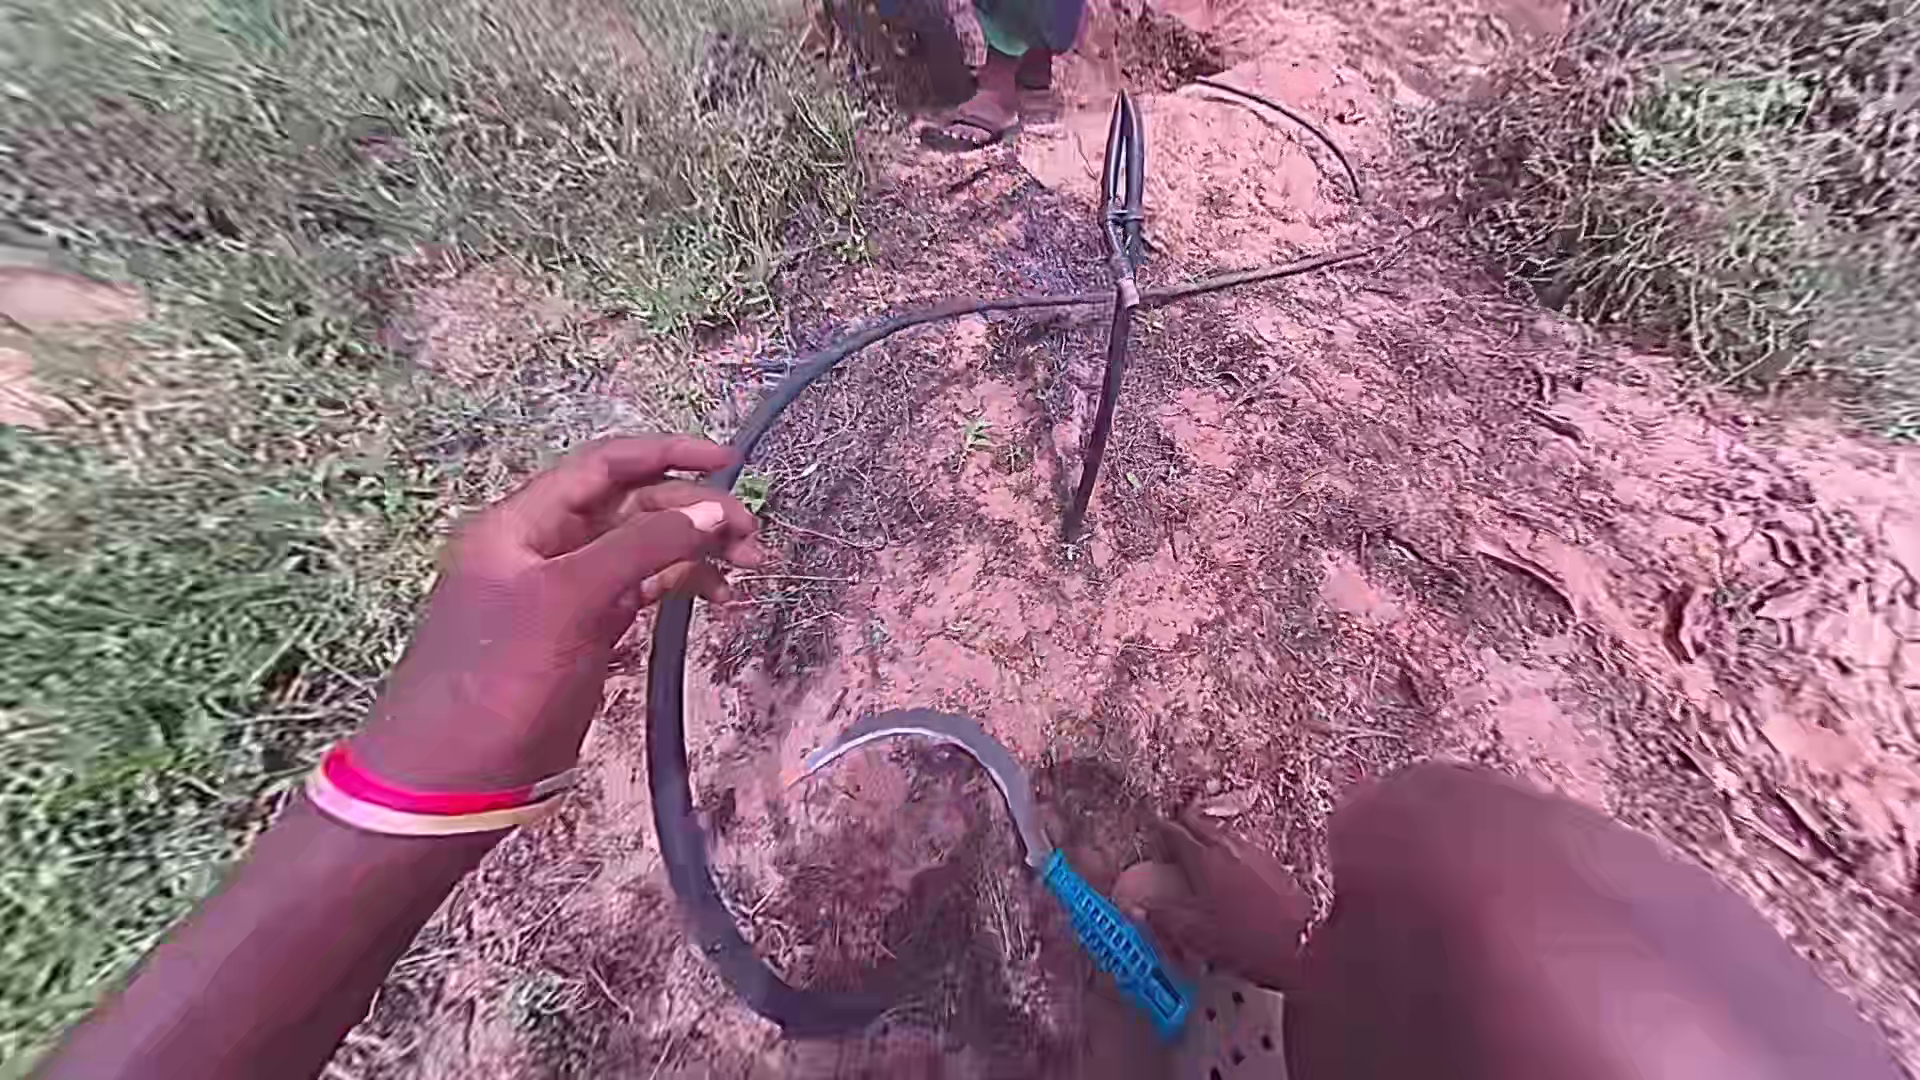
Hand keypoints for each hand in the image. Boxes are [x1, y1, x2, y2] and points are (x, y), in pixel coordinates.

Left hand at [348, 435, 764, 791]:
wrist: (459, 778)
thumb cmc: (500, 678)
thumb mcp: (568, 600)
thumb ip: (642, 546)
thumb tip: (713, 511)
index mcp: (528, 523)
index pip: (606, 467)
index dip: (668, 455)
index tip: (728, 460)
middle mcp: (556, 544)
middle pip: (639, 506)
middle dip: (697, 512)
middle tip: (751, 535)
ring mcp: (580, 585)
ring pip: (653, 546)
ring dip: (701, 548)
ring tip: (749, 564)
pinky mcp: (599, 622)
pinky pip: (653, 585)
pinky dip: (688, 583)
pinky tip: (720, 596)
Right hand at [1120, 810, 1312, 989]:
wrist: (1308, 947)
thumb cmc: (1248, 941)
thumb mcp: (1196, 934)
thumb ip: (1163, 915)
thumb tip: (1139, 905)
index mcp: (1201, 857)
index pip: (1170, 830)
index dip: (1156, 830)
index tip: (1149, 835)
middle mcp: (1224, 845)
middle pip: (1194, 821)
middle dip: (1179, 825)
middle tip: (1170, 838)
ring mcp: (1249, 851)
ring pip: (1217, 830)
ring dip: (1203, 834)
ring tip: (1197, 851)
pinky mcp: (1271, 862)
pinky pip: (1237, 843)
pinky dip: (1225, 848)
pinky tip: (1228, 868)